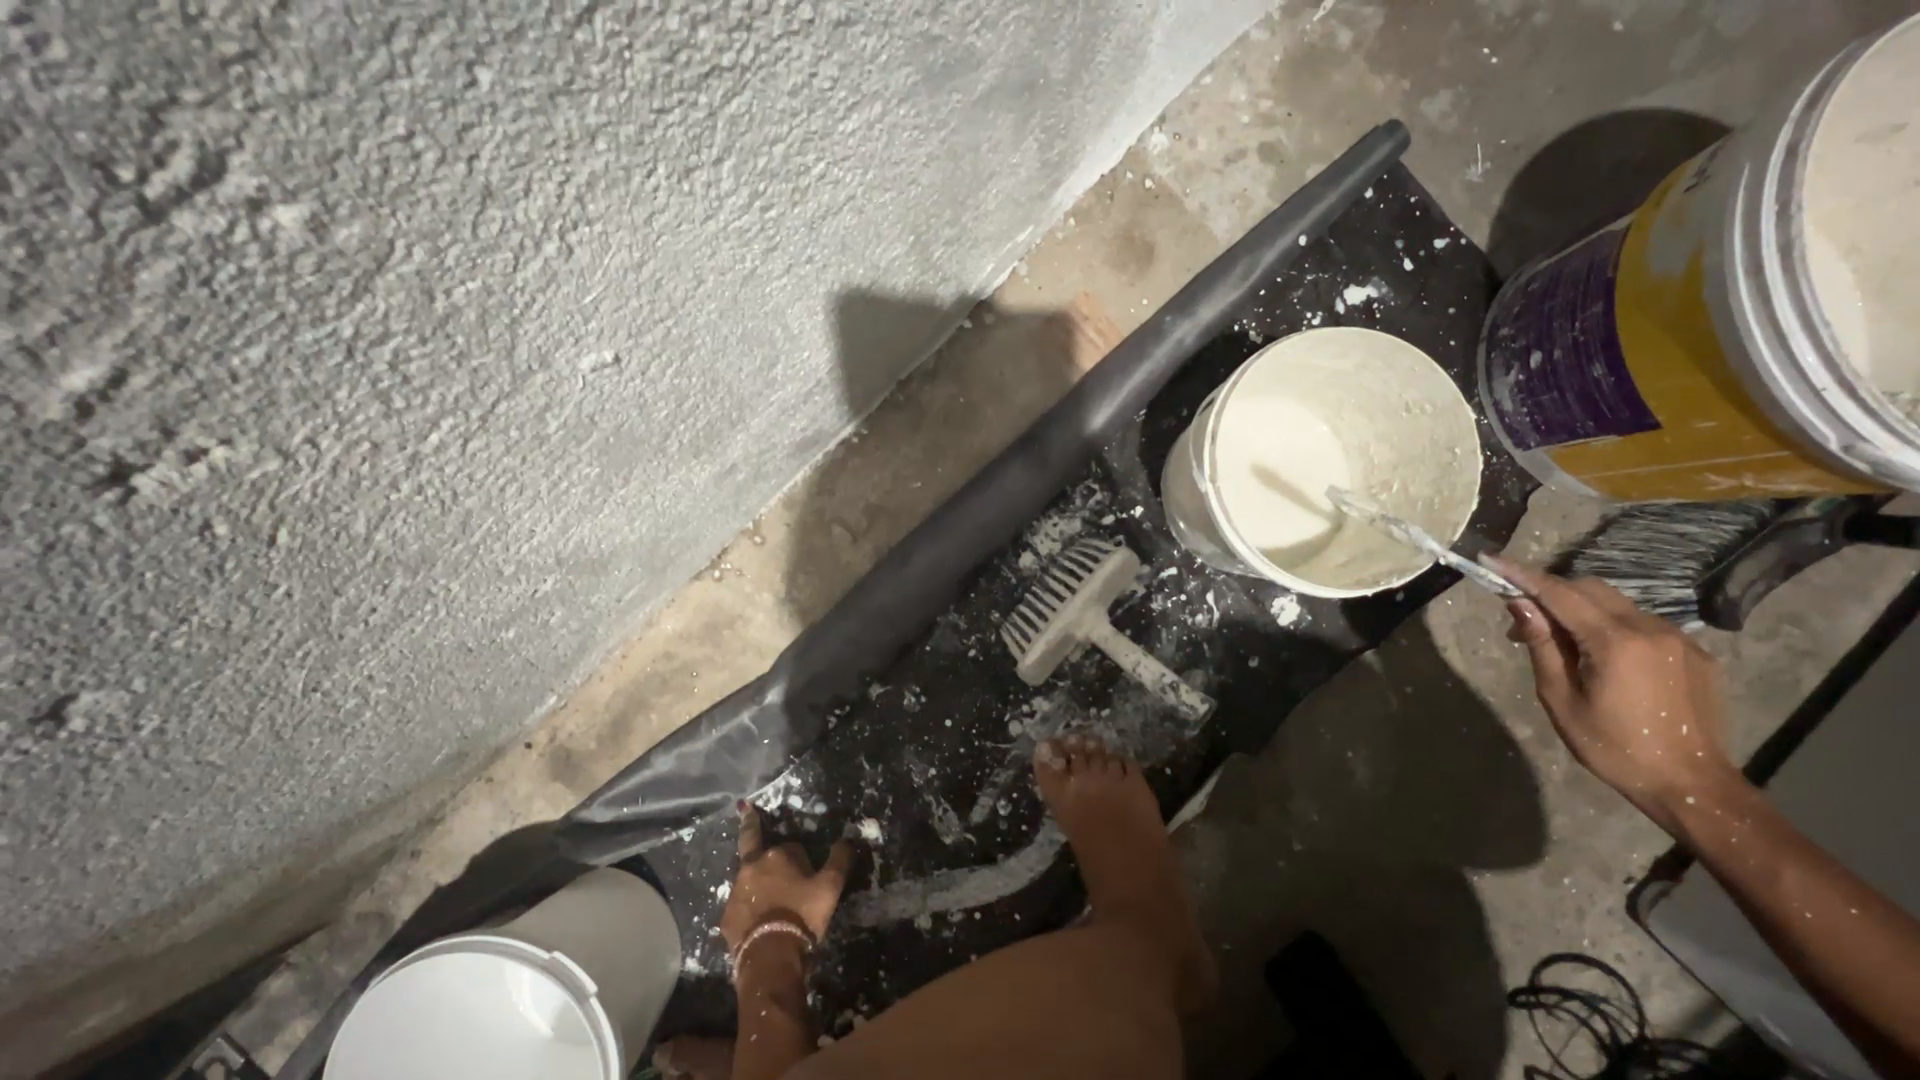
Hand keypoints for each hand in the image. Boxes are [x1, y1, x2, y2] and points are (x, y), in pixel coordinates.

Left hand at [720, 802, 854, 950]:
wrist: (770, 955)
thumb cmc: (802, 914)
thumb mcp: (831, 886)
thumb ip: (839, 859)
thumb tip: (847, 839)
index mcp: (777, 855)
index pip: (791, 847)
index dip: (802, 858)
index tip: (809, 872)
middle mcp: (751, 867)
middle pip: (757, 849)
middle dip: (760, 841)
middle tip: (753, 824)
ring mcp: (735, 892)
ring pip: (748, 879)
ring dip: (757, 881)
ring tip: (769, 898)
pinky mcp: (727, 917)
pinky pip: (740, 906)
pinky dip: (748, 909)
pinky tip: (757, 922)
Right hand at [1489, 557, 1745, 829]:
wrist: (1690, 784)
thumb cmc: (1613, 747)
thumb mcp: (1561, 699)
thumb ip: (1542, 646)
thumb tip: (1520, 605)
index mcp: (1614, 642)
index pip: (1559, 593)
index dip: (1522, 575)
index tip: (1492, 560)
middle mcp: (1651, 629)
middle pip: (1591, 589)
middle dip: (1552, 593)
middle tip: (1522, 623)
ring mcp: (1679, 639)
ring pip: (1618, 605)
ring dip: (1582, 611)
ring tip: (1562, 645)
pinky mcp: (1696, 653)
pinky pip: (1644, 626)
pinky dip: (1614, 628)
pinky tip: (1605, 661)